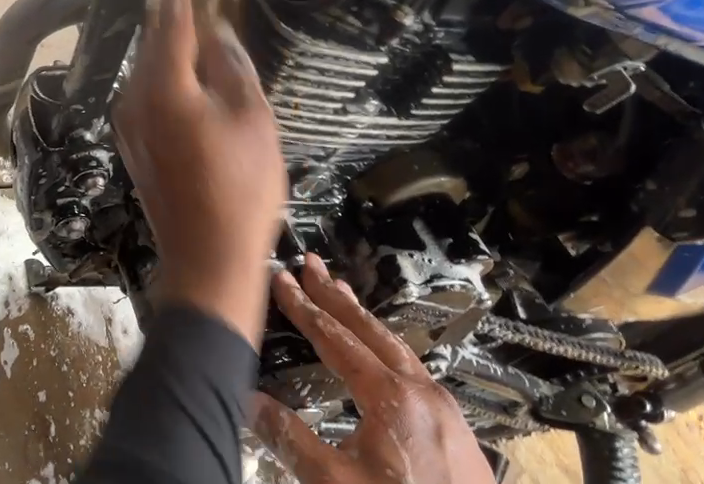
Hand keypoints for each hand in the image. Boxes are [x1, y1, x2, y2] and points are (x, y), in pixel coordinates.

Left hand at [112, 0, 286, 344]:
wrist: (205, 256)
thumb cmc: (240, 189)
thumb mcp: (253, 120)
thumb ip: (230, 66)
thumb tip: (215, 30)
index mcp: (163, 86)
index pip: (169, 23)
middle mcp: (133, 96)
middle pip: (152, 43)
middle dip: (172, 17)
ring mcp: (126, 120)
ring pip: (146, 68)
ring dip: (168, 49)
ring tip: (198, 35)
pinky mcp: (129, 140)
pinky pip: (144, 92)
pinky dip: (163, 77)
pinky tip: (188, 81)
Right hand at [253, 254, 494, 483]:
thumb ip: (290, 439)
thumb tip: (248, 400)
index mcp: (393, 398)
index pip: (336, 338)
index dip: (304, 307)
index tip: (280, 277)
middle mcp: (422, 391)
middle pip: (369, 329)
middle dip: (334, 295)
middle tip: (309, 262)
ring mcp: (445, 409)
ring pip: (394, 345)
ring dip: (360, 316)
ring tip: (339, 291)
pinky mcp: (456, 430)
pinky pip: (410, 366)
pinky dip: (382, 342)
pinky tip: (378, 350)